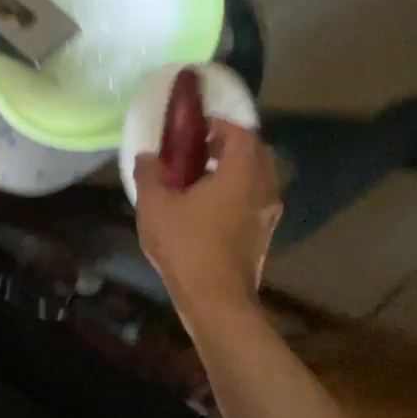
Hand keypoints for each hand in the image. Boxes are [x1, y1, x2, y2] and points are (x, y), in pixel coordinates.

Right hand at [135, 120, 282, 299]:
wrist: (215, 293)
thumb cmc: (184, 243)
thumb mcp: (154, 205)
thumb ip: (150, 174)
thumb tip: (149, 156)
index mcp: (239, 177)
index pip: (242, 135)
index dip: (220, 124)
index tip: (193, 125)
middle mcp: (262, 189)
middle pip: (257, 153)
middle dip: (229, 143)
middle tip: (196, 146)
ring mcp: (267, 211)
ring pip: (259, 175)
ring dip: (233, 166)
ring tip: (197, 173)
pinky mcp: (262, 229)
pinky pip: (254, 195)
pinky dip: (235, 186)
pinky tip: (206, 201)